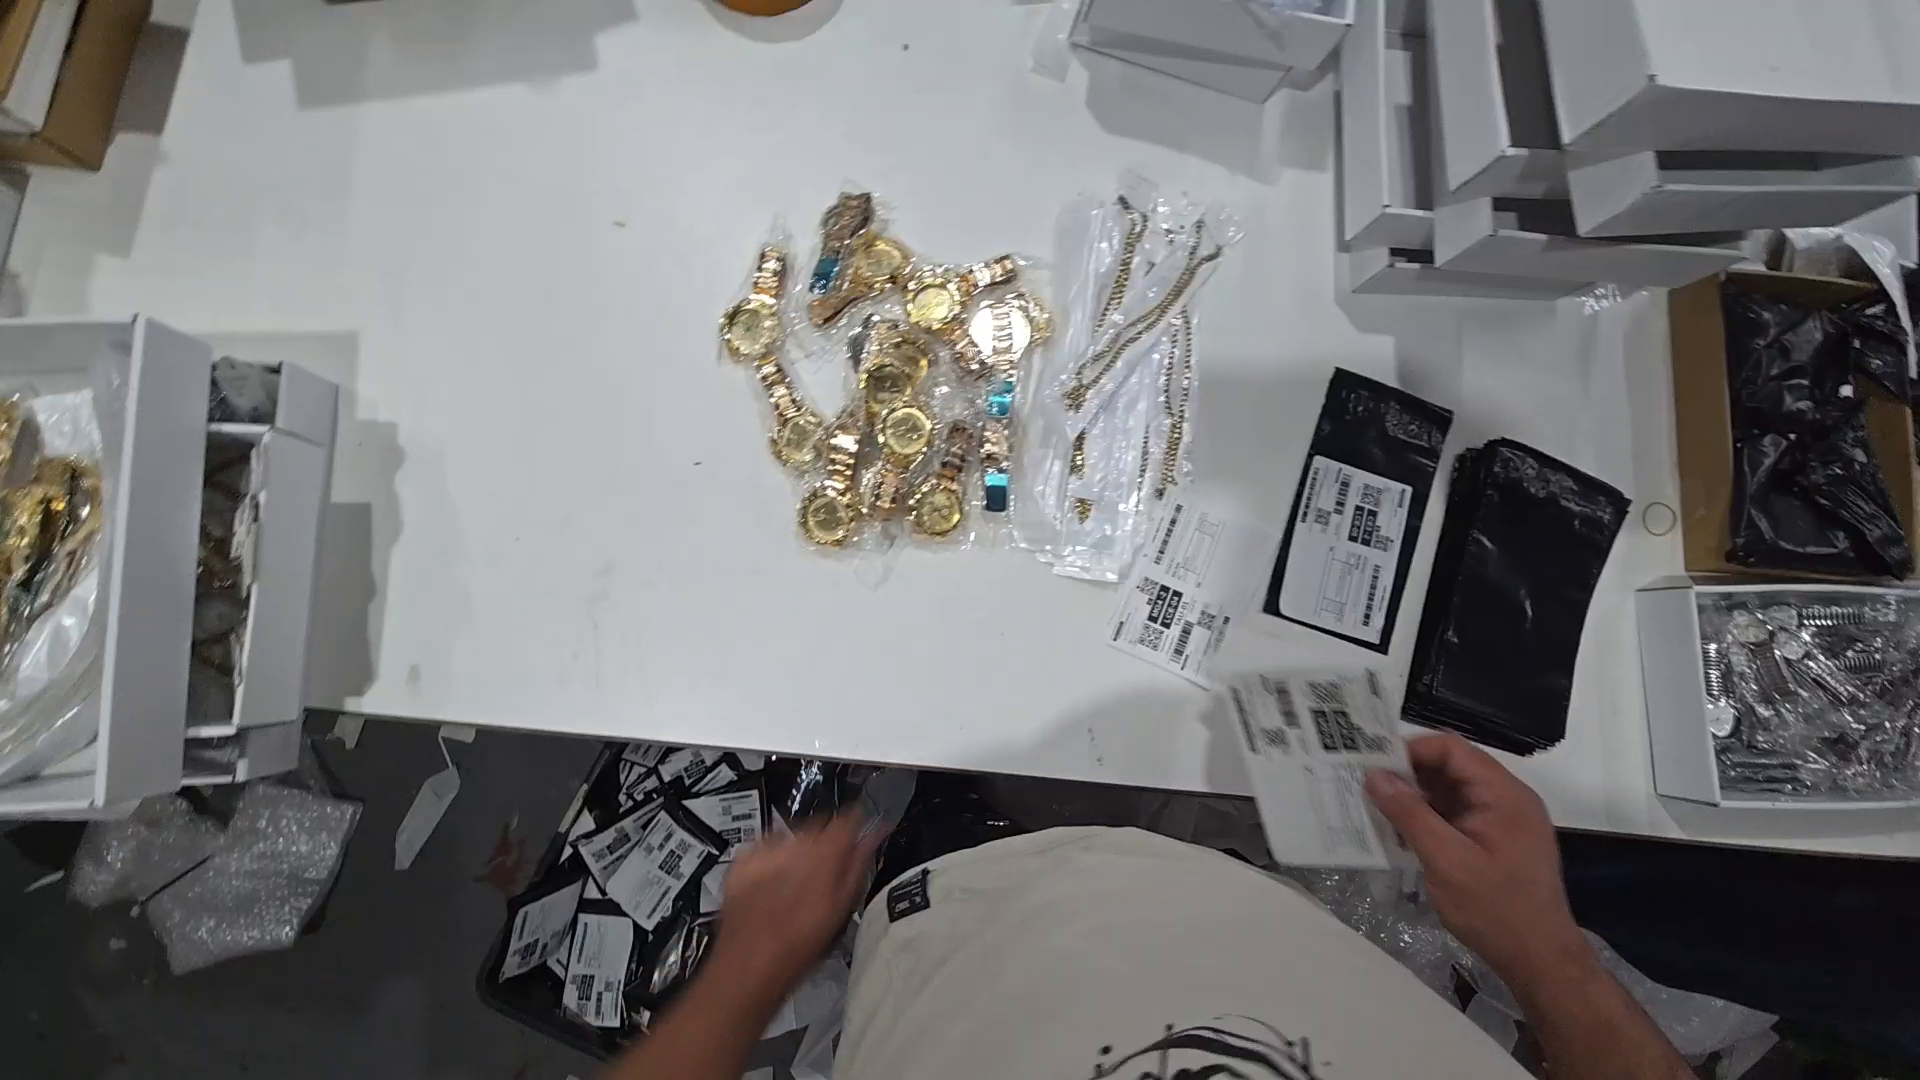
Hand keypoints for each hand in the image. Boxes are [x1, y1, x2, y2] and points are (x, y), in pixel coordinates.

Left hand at [711, 811, 879, 999]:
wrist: (748, 966)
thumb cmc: (800, 945)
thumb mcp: (841, 908)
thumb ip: (859, 864)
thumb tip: (874, 836)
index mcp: (826, 852)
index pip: (849, 819)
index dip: (855, 827)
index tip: (857, 837)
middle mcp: (796, 843)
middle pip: (820, 827)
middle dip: (824, 845)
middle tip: (822, 877)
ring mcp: (766, 850)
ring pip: (793, 838)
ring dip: (798, 854)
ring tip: (794, 887)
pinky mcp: (743, 860)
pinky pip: (765, 849)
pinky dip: (771, 862)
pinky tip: (772, 887)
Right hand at [1365, 734, 1588, 986]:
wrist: (1540, 963)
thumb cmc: (1495, 909)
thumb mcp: (1445, 860)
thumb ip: (1409, 813)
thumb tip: (1373, 775)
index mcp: (1503, 795)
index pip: (1451, 749)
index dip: (1410, 750)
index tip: (1373, 766)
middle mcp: (1505, 799)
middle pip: (1448, 766)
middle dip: (1407, 773)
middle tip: (1366, 785)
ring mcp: (1500, 820)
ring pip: (1448, 789)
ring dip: (1413, 796)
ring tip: (1376, 807)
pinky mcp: (1492, 839)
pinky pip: (1453, 812)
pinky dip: (1425, 816)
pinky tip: (1399, 831)